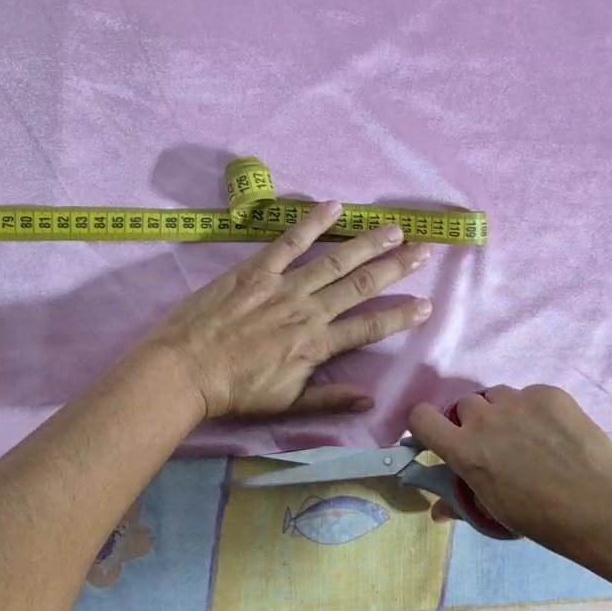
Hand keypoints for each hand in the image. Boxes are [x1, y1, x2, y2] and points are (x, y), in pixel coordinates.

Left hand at [141, 201, 432, 419]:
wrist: (184, 370)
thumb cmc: (235, 391)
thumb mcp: (286, 404)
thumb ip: (330, 399)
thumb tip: (371, 398)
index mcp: (317, 345)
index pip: (370, 327)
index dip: (401, 316)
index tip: (427, 304)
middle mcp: (308, 310)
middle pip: (362, 285)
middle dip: (397, 268)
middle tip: (425, 251)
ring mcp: (283, 286)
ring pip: (335, 260)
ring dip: (367, 243)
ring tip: (395, 229)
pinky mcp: (255, 270)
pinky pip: (289, 243)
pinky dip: (312, 224)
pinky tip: (334, 206)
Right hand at [408, 385, 611, 558]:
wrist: (603, 507)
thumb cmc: (543, 520)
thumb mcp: (496, 513)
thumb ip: (461, 503)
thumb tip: (437, 511)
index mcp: (465, 451)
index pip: (421, 417)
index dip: (427, 424)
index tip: (441, 436)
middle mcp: (486, 420)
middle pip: (465, 405)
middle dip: (474, 422)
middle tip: (496, 444)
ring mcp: (520, 402)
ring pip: (498, 397)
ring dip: (503, 412)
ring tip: (528, 438)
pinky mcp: (550, 393)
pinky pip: (530, 395)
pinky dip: (535, 409)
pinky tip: (555, 434)